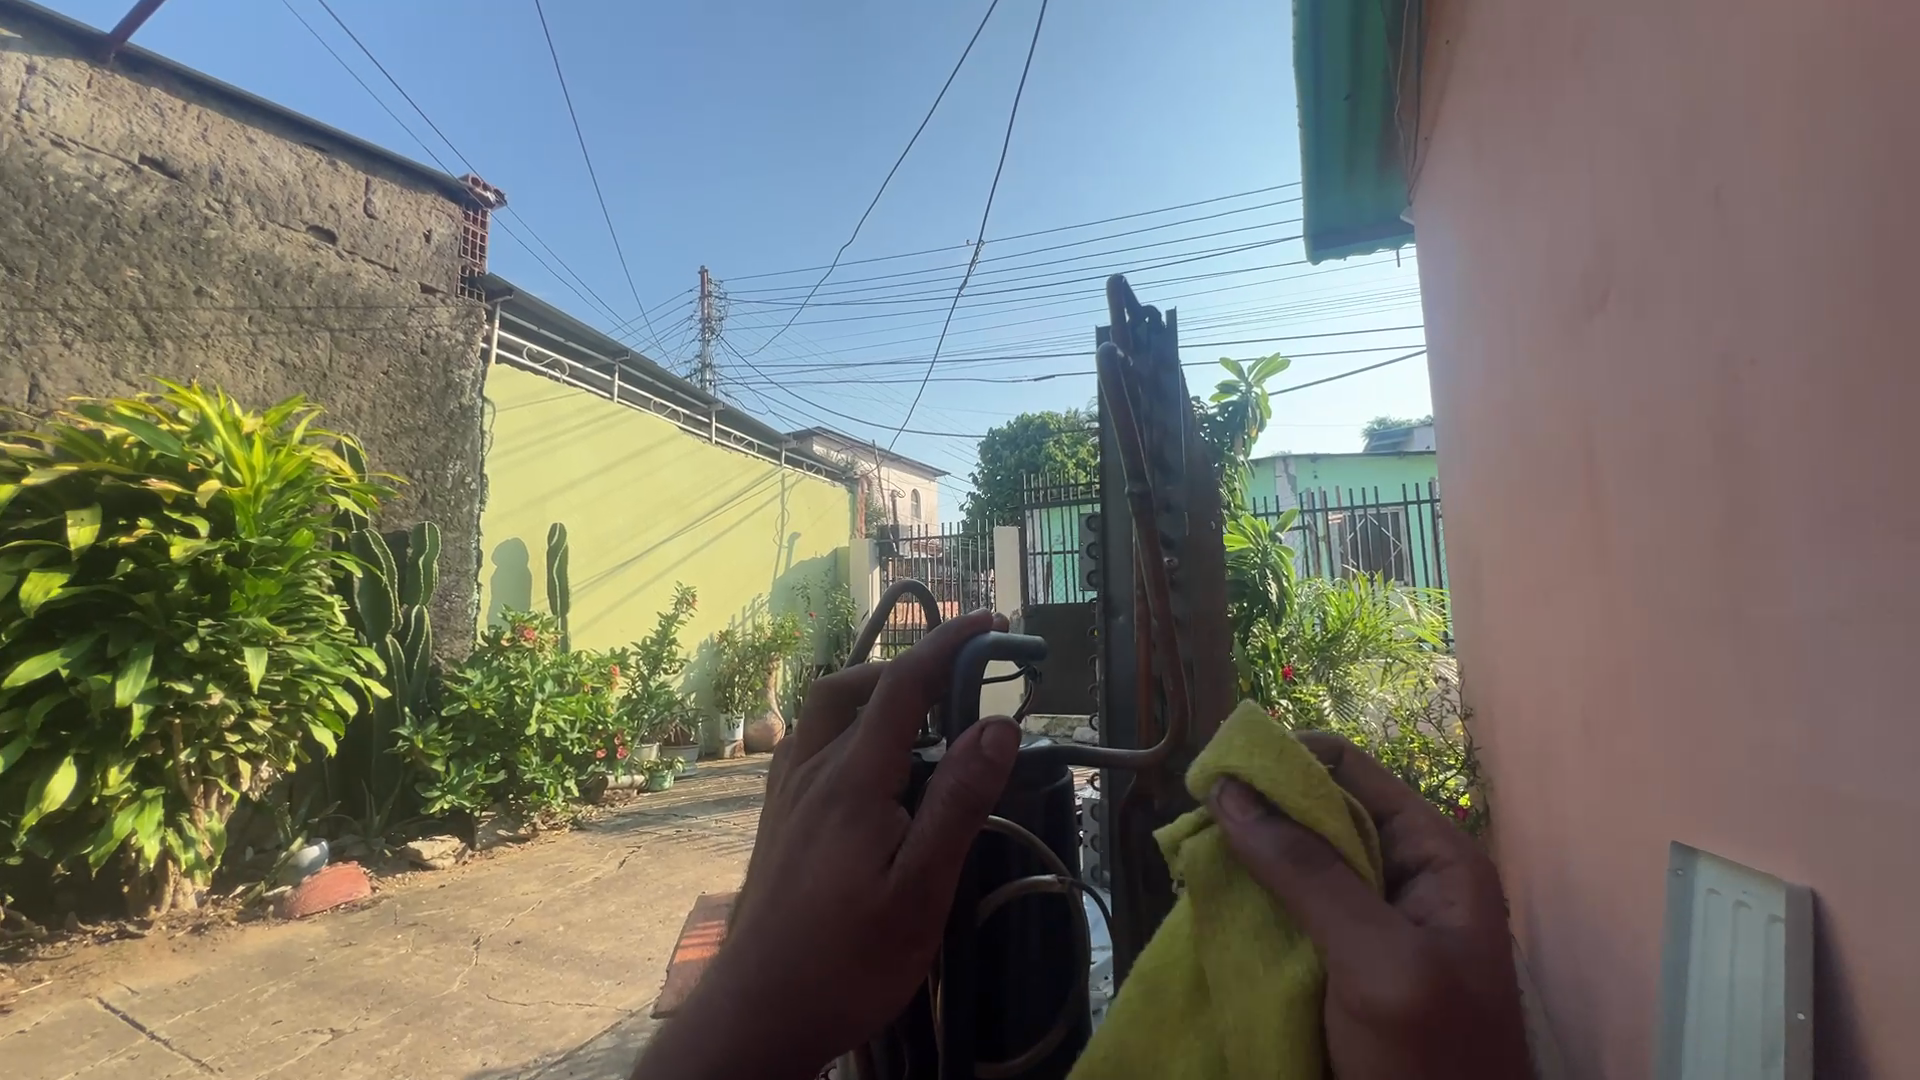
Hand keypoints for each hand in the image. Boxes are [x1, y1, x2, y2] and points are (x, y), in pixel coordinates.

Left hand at [633, 611, 1021, 1079]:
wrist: (756, 1017)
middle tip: (959, 680)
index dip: (948, 646)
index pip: (903, 686)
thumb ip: (958, 803)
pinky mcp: (777, 814)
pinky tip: (864, 755)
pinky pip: (808, 739)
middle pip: (856, 687)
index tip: (990, 624)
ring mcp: (787, 790)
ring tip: (919, 712)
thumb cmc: (847, 962)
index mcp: (852, 779)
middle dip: (910, 666)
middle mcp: (812, 768)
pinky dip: (845, 721)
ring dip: (873, 690)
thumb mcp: (920, 891)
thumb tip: (998, 727)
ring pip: (825, 709)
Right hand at [1207, 733, 1533, 1079]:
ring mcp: (1368, 910)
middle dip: (1257, 804)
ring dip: (1245, 845)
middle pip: (1316, 803)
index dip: (1281, 759)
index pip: (1348, 768)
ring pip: (1292, 847)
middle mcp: (1400, 869)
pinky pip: (1283, 893)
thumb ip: (1306, 870)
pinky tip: (1212, 886)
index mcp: (1432, 854)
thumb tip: (1227, 788)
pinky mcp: (1336, 946)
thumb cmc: (1431, 1061)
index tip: (1216, 772)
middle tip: (1199, 815)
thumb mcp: (1377, 960)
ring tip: (1195, 847)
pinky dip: (1247, 884)